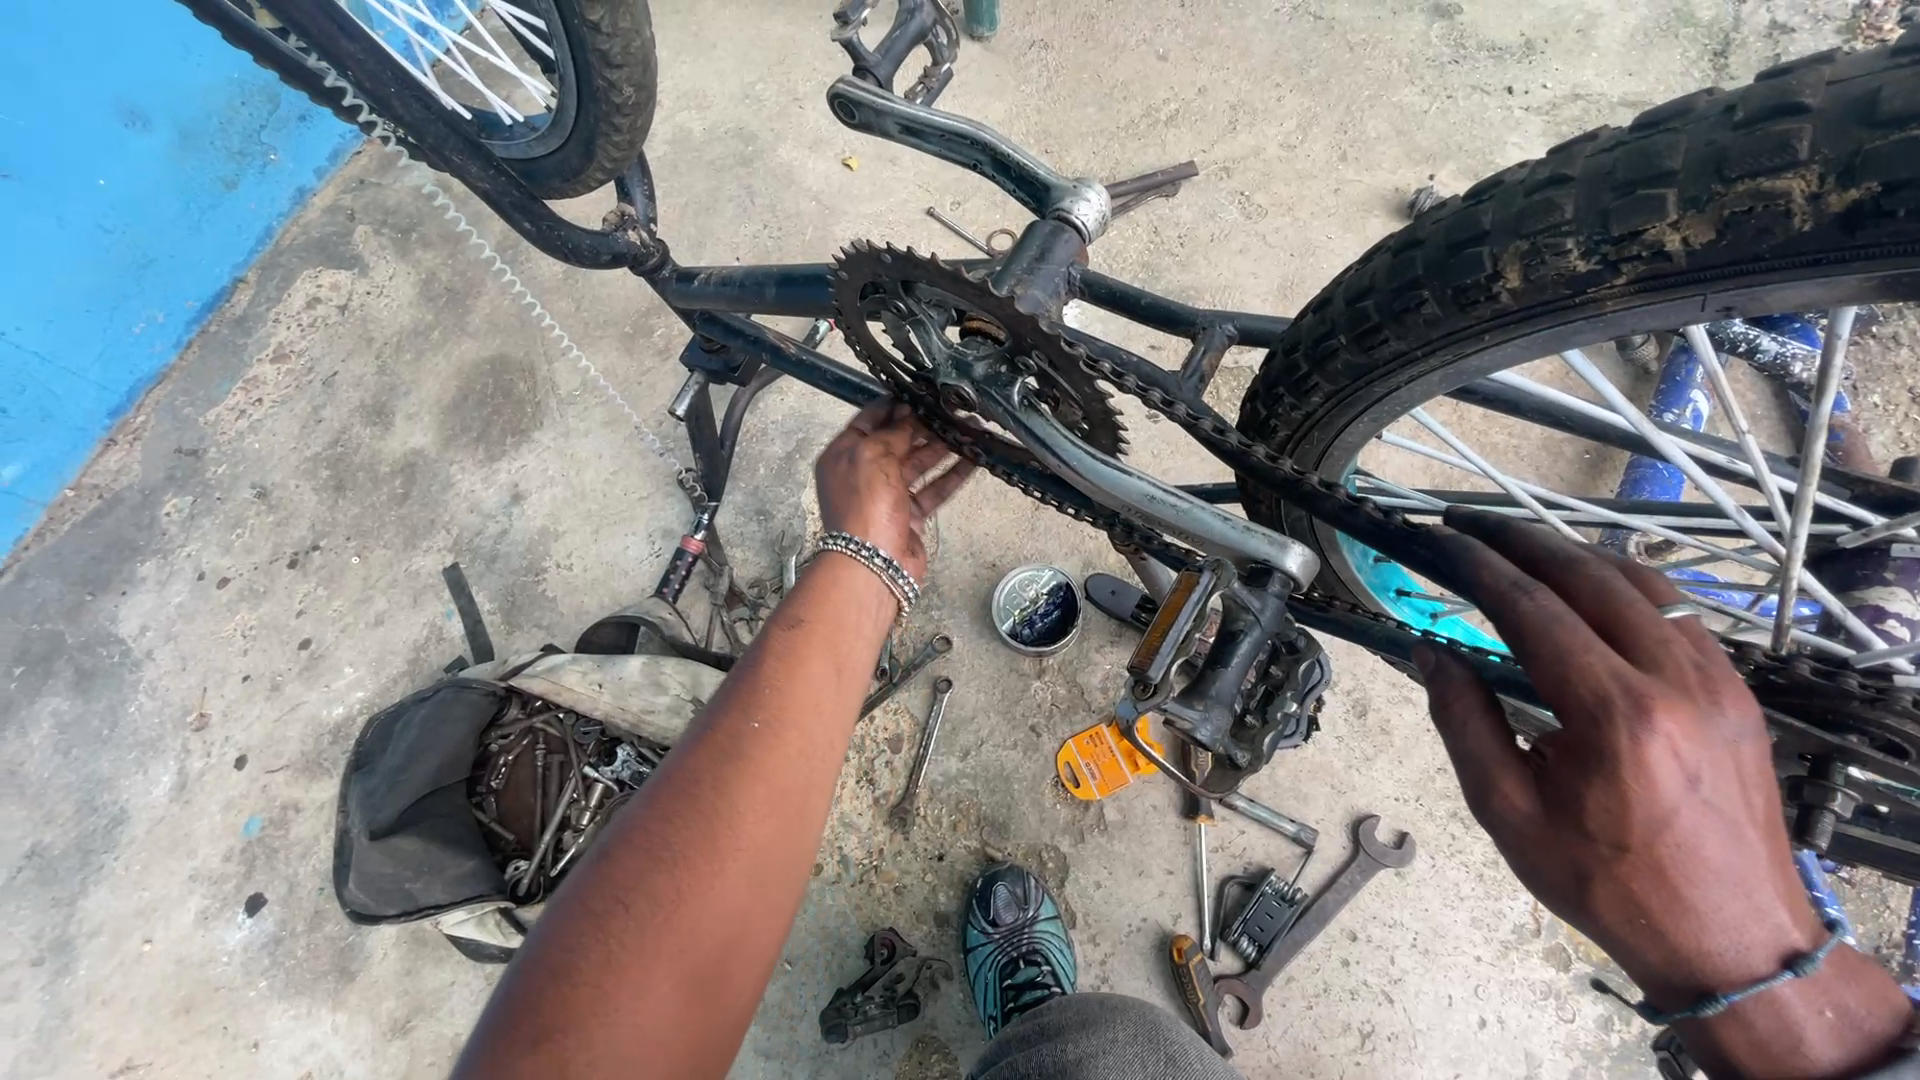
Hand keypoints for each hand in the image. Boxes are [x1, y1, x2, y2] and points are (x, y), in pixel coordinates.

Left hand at [814, 398, 974, 581]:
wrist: (873, 564)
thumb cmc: (864, 508)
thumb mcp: (874, 455)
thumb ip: (893, 432)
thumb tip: (908, 416)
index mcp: (844, 454)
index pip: (870, 420)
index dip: (895, 406)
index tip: (921, 395)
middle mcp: (863, 473)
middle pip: (897, 442)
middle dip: (925, 427)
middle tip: (952, 412)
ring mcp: (887, 496)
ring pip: (918, 465)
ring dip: (942, 449)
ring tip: (968, 431)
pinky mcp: (908, 516)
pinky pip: (932, 490)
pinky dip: (951, 477)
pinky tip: (971, 461)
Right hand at [1416, 507, 1907, 1077]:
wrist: (1738, 941)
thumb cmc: (1604, 881)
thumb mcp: (1506, 808)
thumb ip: (1462, 719)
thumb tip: (1429, 652)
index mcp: (1614, 713)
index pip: (1532, 608)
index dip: (1478, 565)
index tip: (1440, 540)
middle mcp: (1676, 681)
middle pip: (1590, 575)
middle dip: (1521, 539)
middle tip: (1468, 524)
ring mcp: (1720, 682)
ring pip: (1643, 582)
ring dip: (1572, 552)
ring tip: (1518, 544)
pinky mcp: (1739, 693)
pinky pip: (1675, 611)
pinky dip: (1619, 582)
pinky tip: (1585, 587)